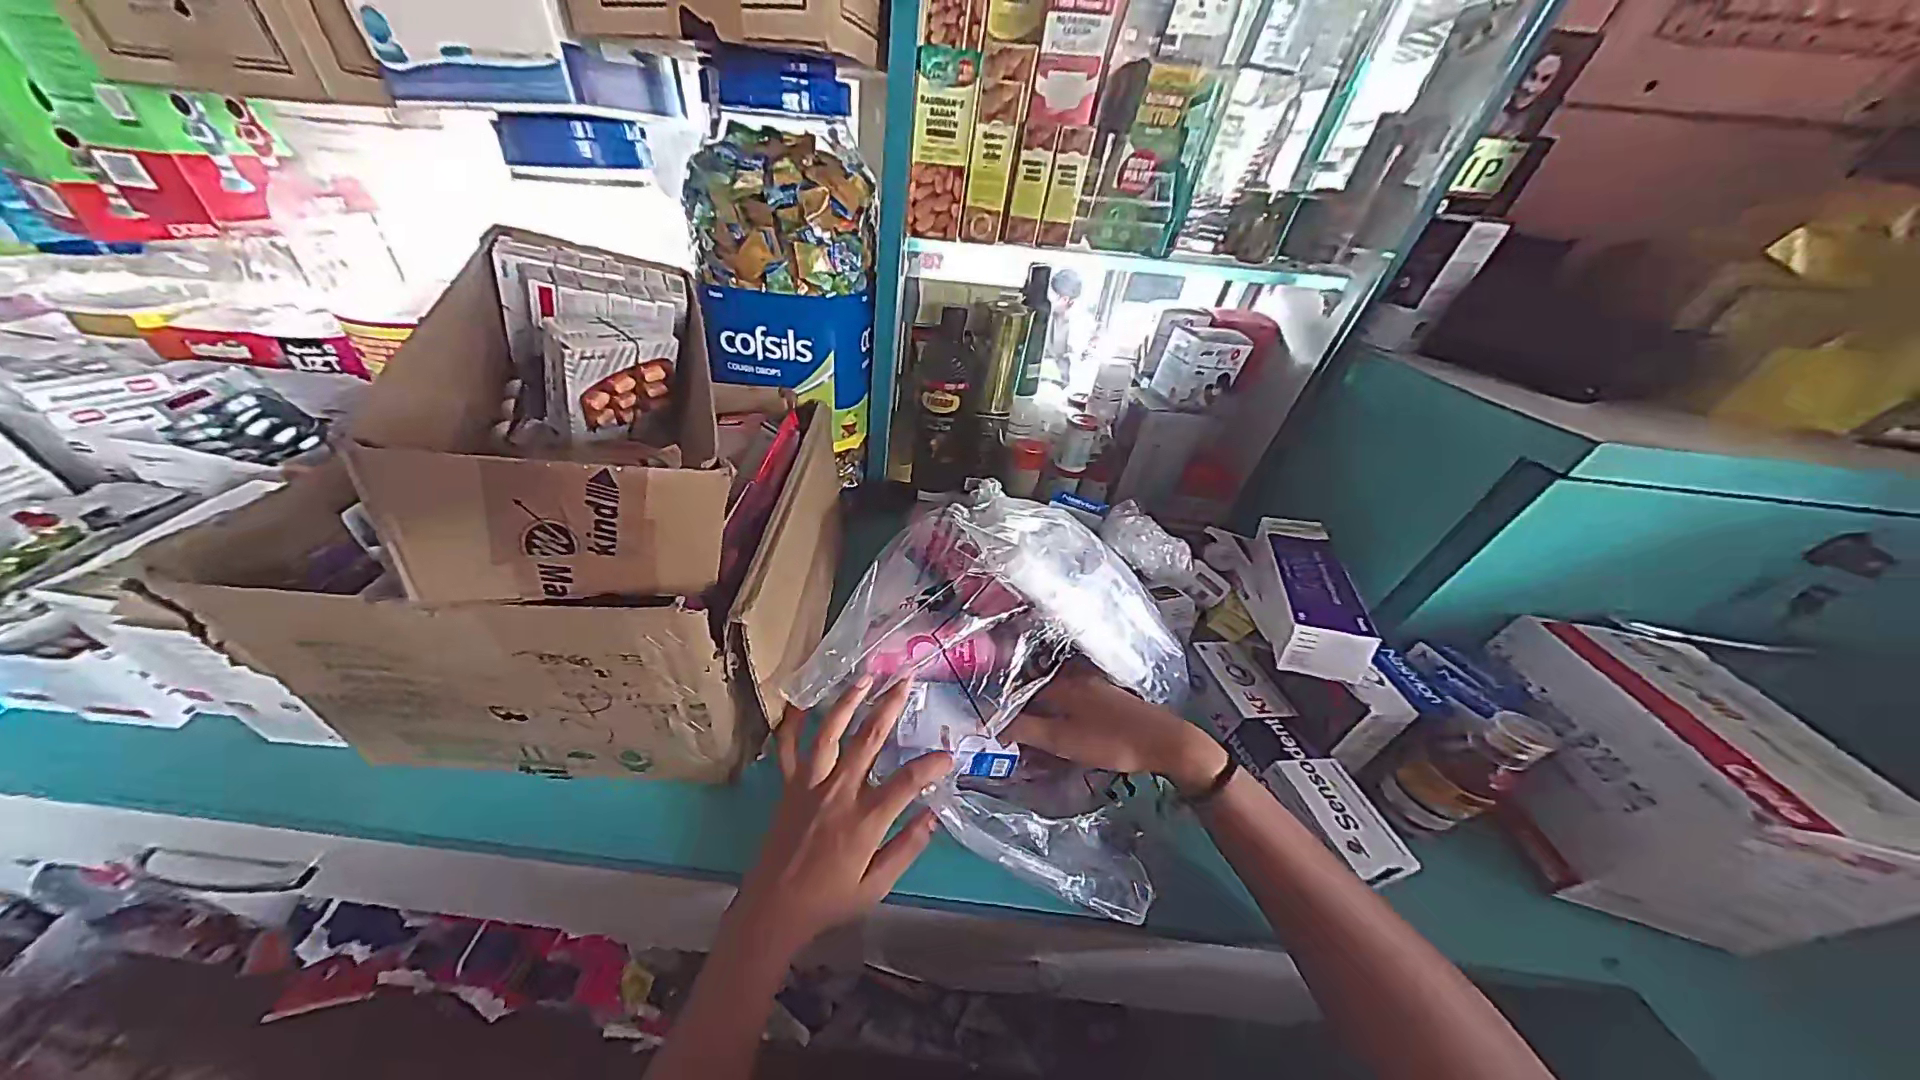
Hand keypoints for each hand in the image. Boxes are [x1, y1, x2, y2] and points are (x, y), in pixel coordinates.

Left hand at [730, 676, 953, 956]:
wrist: (773, 910)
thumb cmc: (829, 900)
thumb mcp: (877, 886)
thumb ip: (906, 848)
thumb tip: (933, 816)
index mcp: (865, 819)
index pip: (908, 781)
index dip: (932, 765)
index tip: (948, 756)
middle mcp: (838, 792)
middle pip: (868, 739)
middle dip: (890, 707)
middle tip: (906, 681)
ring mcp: (810, 785)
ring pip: (830, 732)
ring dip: (849, 702)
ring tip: (864, 677)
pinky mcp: (789, 787)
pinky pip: (789, 749)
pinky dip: (793, 724)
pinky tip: (802, 703)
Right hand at [1004, 660, 1226, 792]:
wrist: (1164, 742)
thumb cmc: (1109, 742)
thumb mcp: (1061, 740)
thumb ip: (1024, 730)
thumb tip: (990, 723)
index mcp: (1059, 683)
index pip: (1018, 689)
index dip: (1003, 707)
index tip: (990, 725)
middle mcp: (1073, 676)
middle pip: (1036, 690)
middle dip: (1020, 710)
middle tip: (1008, 735)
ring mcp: (1092, 684)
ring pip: (1054, 696)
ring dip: (1040, 713)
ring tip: (1031, 737)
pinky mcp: (1106, 696)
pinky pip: (1070, 701)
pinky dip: (1058, 714)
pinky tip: (1060, 730)